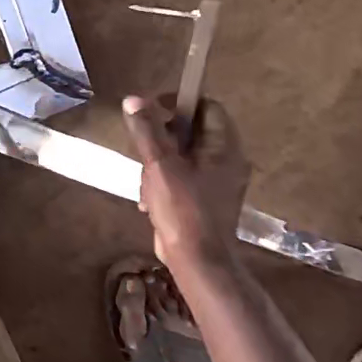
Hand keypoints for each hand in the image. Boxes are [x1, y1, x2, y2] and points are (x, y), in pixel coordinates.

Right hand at [121, 94, 250, 270]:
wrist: (198, 262)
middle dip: (162, 141)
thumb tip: (133, 100)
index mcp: (224, 147)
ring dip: (159, 166)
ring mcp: (218, 183)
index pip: (206, 107)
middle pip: (191, 133)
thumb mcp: (160, 165)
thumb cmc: (183, 209)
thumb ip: (147, 130)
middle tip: (144, 152)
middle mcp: (228, 161)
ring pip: (183, 157)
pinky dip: (165, 184)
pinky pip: (183, 179)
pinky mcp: (206, 201)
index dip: (179, 102)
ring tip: (146, 184)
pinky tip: (149, 201)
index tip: (151, 109)